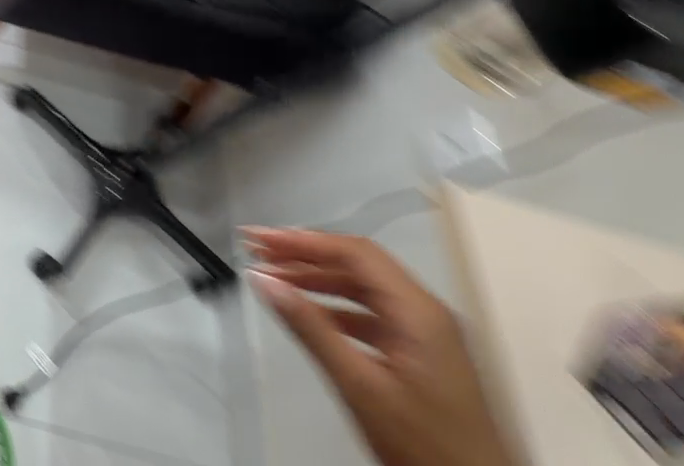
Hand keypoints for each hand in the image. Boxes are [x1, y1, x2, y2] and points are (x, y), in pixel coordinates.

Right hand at [244, 228, 518, 465]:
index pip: (354, 253)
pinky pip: (371, 312)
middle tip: (257, 249)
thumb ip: (310, 327)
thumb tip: (264, 281)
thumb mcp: (359, 384)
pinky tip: (307, 312)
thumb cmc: (425, 444)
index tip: (259, 238)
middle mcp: (426, 312)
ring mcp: (426, 332)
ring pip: (363, 287)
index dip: (301, 240)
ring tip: (273, 275)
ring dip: (316, 277)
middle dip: (304, 253)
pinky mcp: (420, 352)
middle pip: (357, 264)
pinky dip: (333, 304)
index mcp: (418, 311)